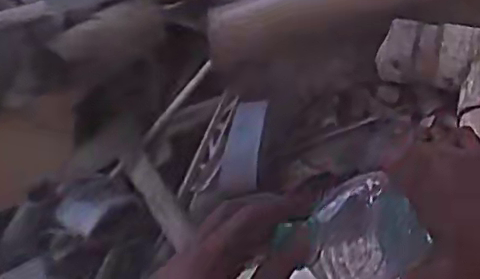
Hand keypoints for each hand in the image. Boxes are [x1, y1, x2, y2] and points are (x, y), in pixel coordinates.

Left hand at [153, 190, 315, 278]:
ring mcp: (172, 271)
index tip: (306, 208)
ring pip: (215, 232)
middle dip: (264, 210)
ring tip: (276, 238)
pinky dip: (231, 249)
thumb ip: (274, 272)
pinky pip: (205, 251)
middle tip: (294, 216)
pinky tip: (248, 263)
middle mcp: (184, 257)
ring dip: (248, 229)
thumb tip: (302, 239)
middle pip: (229, 214)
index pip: (248, 214)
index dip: (281, 206)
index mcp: (204, 259)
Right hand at [387, 126, 479, 278]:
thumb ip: (411, 276)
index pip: (397, 159)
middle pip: (418, 143)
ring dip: (429, 142)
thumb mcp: (441, 273)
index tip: (379, 171)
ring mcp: (469, 153)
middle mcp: (445, 158)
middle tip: (397, 167)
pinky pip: (464, 137)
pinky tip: (454, 154)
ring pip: (441, 135)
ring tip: (422, 156)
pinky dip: (453, 140)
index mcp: (427, 181)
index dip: (386, 161)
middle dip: (404, 151)